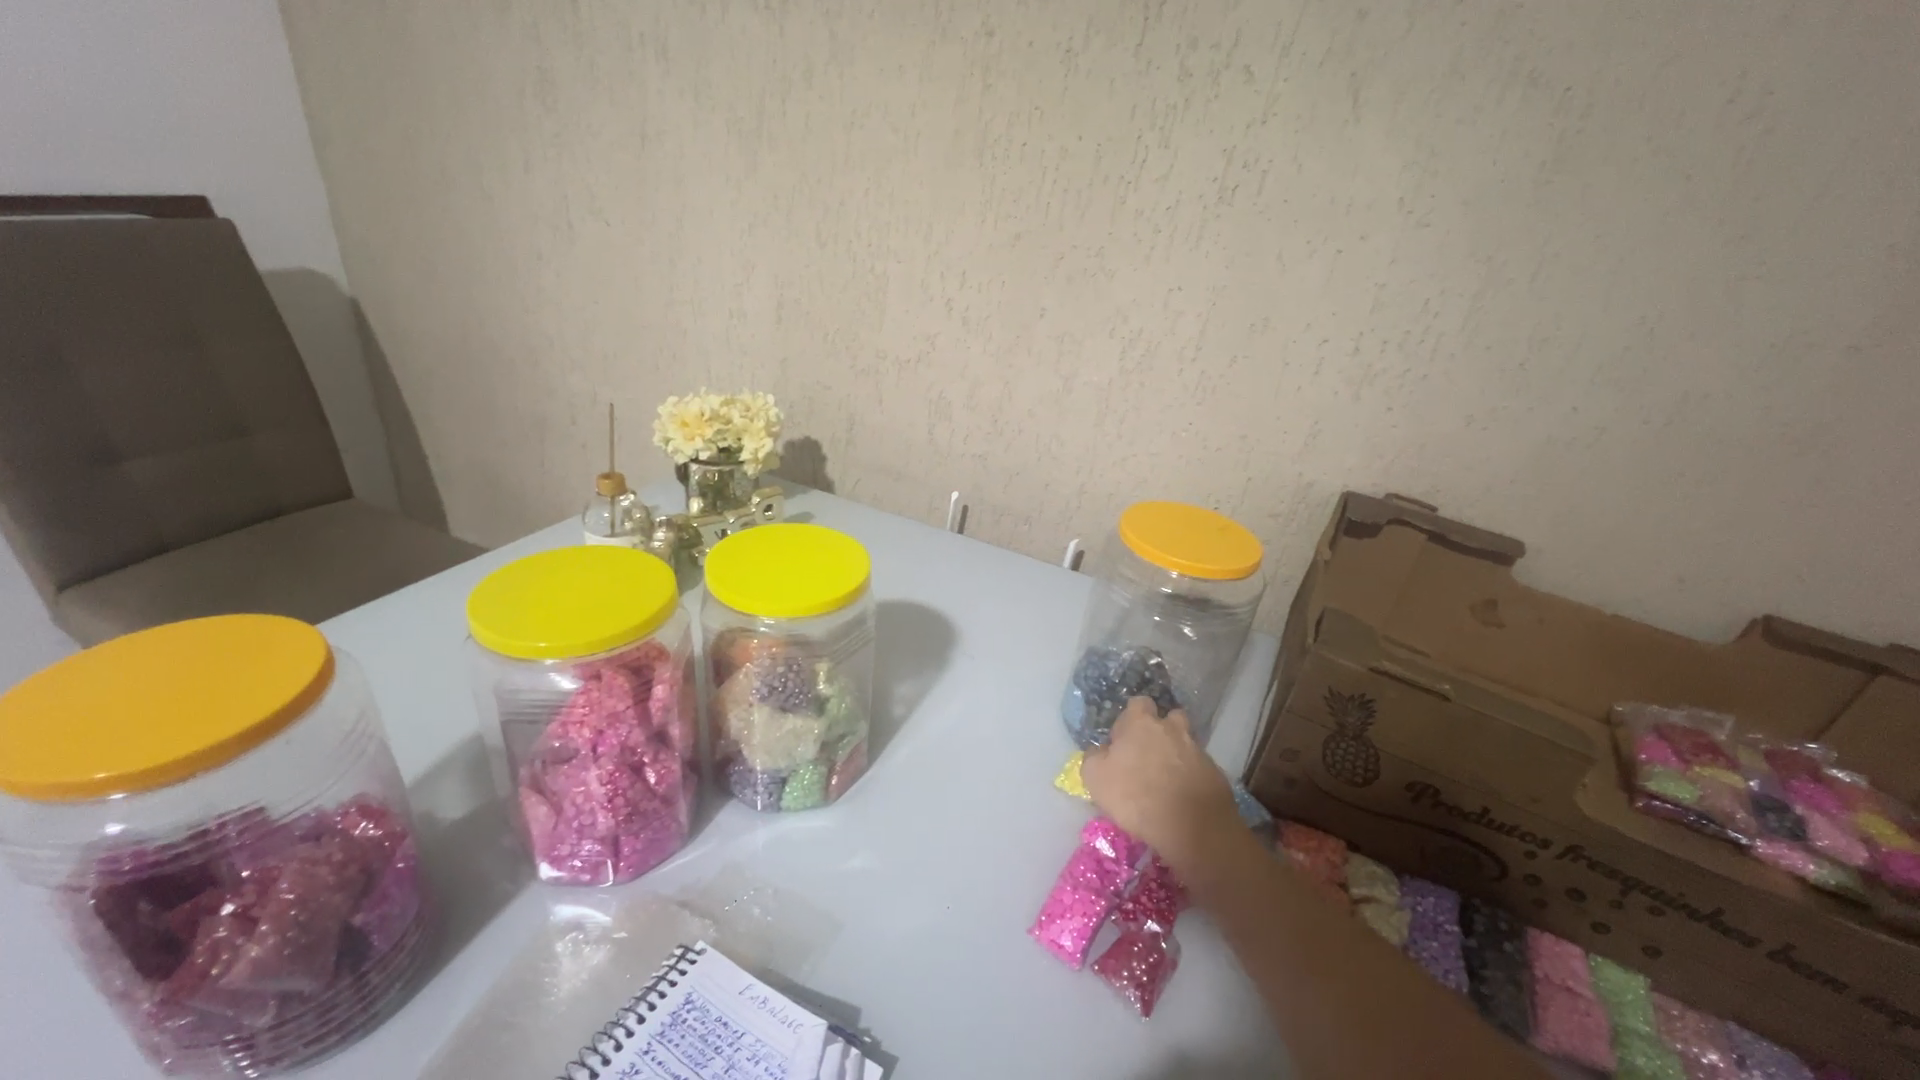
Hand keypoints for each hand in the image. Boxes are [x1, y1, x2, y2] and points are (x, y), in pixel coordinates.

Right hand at [1081, 697, 1241, 875]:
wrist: (1191, 825)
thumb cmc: (1135, 796)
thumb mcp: (1095, 778)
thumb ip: (1094, 757)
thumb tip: (1100, 751)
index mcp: (1141, 723)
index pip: (1138, 703)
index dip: (1130, 719)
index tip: (1123, 740)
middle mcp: (1172, 728)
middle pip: (1169, 718)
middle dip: (1161, 730)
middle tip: (1149, 754)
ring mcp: (1197, 749)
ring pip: (1186, 742)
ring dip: (1177, 752)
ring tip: (1167, 776)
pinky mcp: (1215, 772)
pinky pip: (1199, 767)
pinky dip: (1191, 776)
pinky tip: (1183, 795)